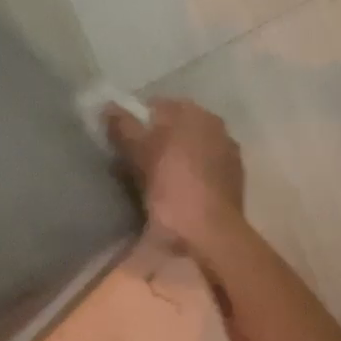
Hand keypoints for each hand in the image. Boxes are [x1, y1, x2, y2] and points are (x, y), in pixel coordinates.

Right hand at [105, 98, 245, 250]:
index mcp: (196, 114)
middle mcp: (217, 127)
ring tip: (151, 181)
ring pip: (190, 150)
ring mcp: (228, 155)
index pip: (159, 106)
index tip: (120, 141)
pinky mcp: (232, 182)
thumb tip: (107, 106)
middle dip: (155, 140)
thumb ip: (125, 129)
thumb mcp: (141, 156)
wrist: (211, 234)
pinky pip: (201, 171)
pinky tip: (175, 194)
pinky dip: (187, 176)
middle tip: (132, 161)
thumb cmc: (173, 189)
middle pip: (177, 128)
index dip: (136, 121)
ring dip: (172, 159)